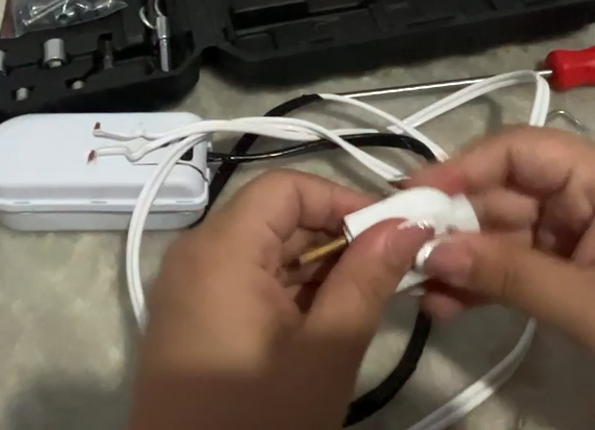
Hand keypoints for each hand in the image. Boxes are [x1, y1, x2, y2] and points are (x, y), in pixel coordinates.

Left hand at [128, 170, 430, 429]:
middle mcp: (195, 251)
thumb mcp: (324, 353)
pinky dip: (285, 288)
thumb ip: (366, 280)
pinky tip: (324, 316)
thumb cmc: (258, 421)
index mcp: (220, 246)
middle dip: (333, 234)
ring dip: (314, 264)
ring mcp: (187, 285)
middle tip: (390, 264)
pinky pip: (243, 278)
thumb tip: (407, 225)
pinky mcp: (187, 317)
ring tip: (367, 292)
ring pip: (261, 248)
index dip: (340, 199)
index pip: (286, 187)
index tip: (390, 230)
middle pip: (273, 215)